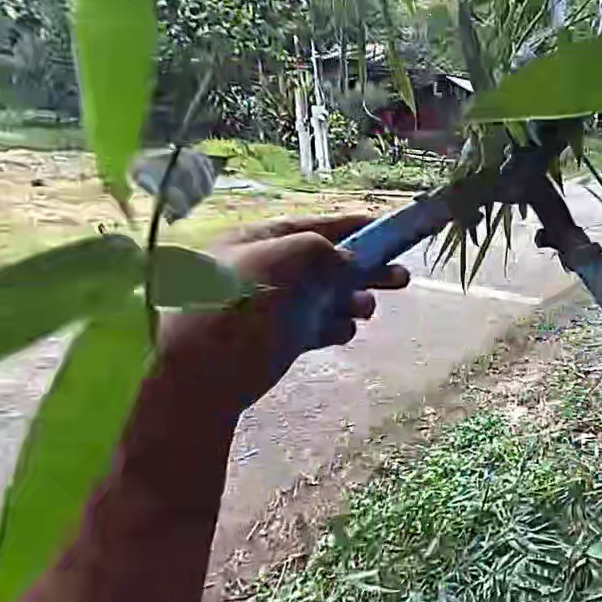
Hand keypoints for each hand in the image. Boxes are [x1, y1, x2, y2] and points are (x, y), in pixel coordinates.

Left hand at [157, 214, 410, 411]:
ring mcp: (279, 305)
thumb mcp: (278, 260)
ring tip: (365, 309)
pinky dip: (336, 327)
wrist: (199, 375)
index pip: (316, 227)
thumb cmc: (233, 306)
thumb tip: (349, 261)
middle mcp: (274, 270)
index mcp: (263, 242)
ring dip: (355, 299)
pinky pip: (322, 326)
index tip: (390, 228)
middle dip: (367, 267)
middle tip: (401, 277)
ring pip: (331, 296)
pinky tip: (341, 332)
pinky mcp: (285, 338)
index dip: (355, 226)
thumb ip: (320, 250)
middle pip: (331, 262)